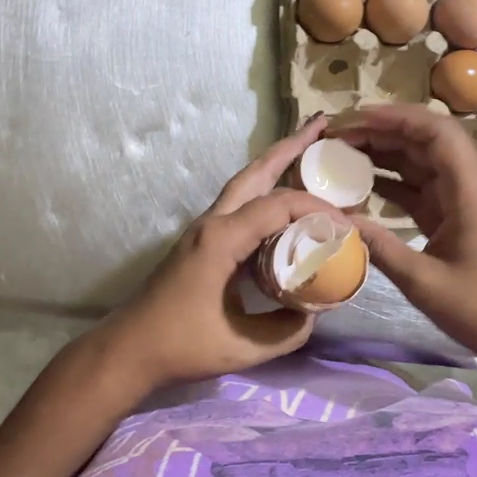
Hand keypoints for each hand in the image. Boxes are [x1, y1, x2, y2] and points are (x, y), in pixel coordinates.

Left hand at [94, 116, 342, 390]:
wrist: (129, 349)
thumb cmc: (181, 346)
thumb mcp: (243, 347)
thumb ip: (286, 331)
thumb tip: (314, 312)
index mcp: (221, 239)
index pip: (277, 205)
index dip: (315, 208)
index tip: (347, 224)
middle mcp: (211, 223)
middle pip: (255, 173)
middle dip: (290, 148)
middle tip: (321, 127)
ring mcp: (202, 229)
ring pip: (243, 184)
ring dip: (274, 165)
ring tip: (305, 151)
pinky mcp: (200, 242)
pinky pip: (238, 204)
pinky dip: (264, 192)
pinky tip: (281, 203)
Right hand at [331, 104, 476, 360]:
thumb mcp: (423, 281)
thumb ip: (378, 246)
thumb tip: (336, 220)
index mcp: (471, 188)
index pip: (436, 131)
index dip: (395, 117)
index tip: (355, 118)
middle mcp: (470, 184)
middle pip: (425, 140)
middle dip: (382, 132)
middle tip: (337, 136)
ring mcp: (464, 200)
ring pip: (421, 162)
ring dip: (384, 154)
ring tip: (341, 153)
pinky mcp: (456, 217)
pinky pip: (422, 187)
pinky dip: (392, 182)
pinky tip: (360, 183)